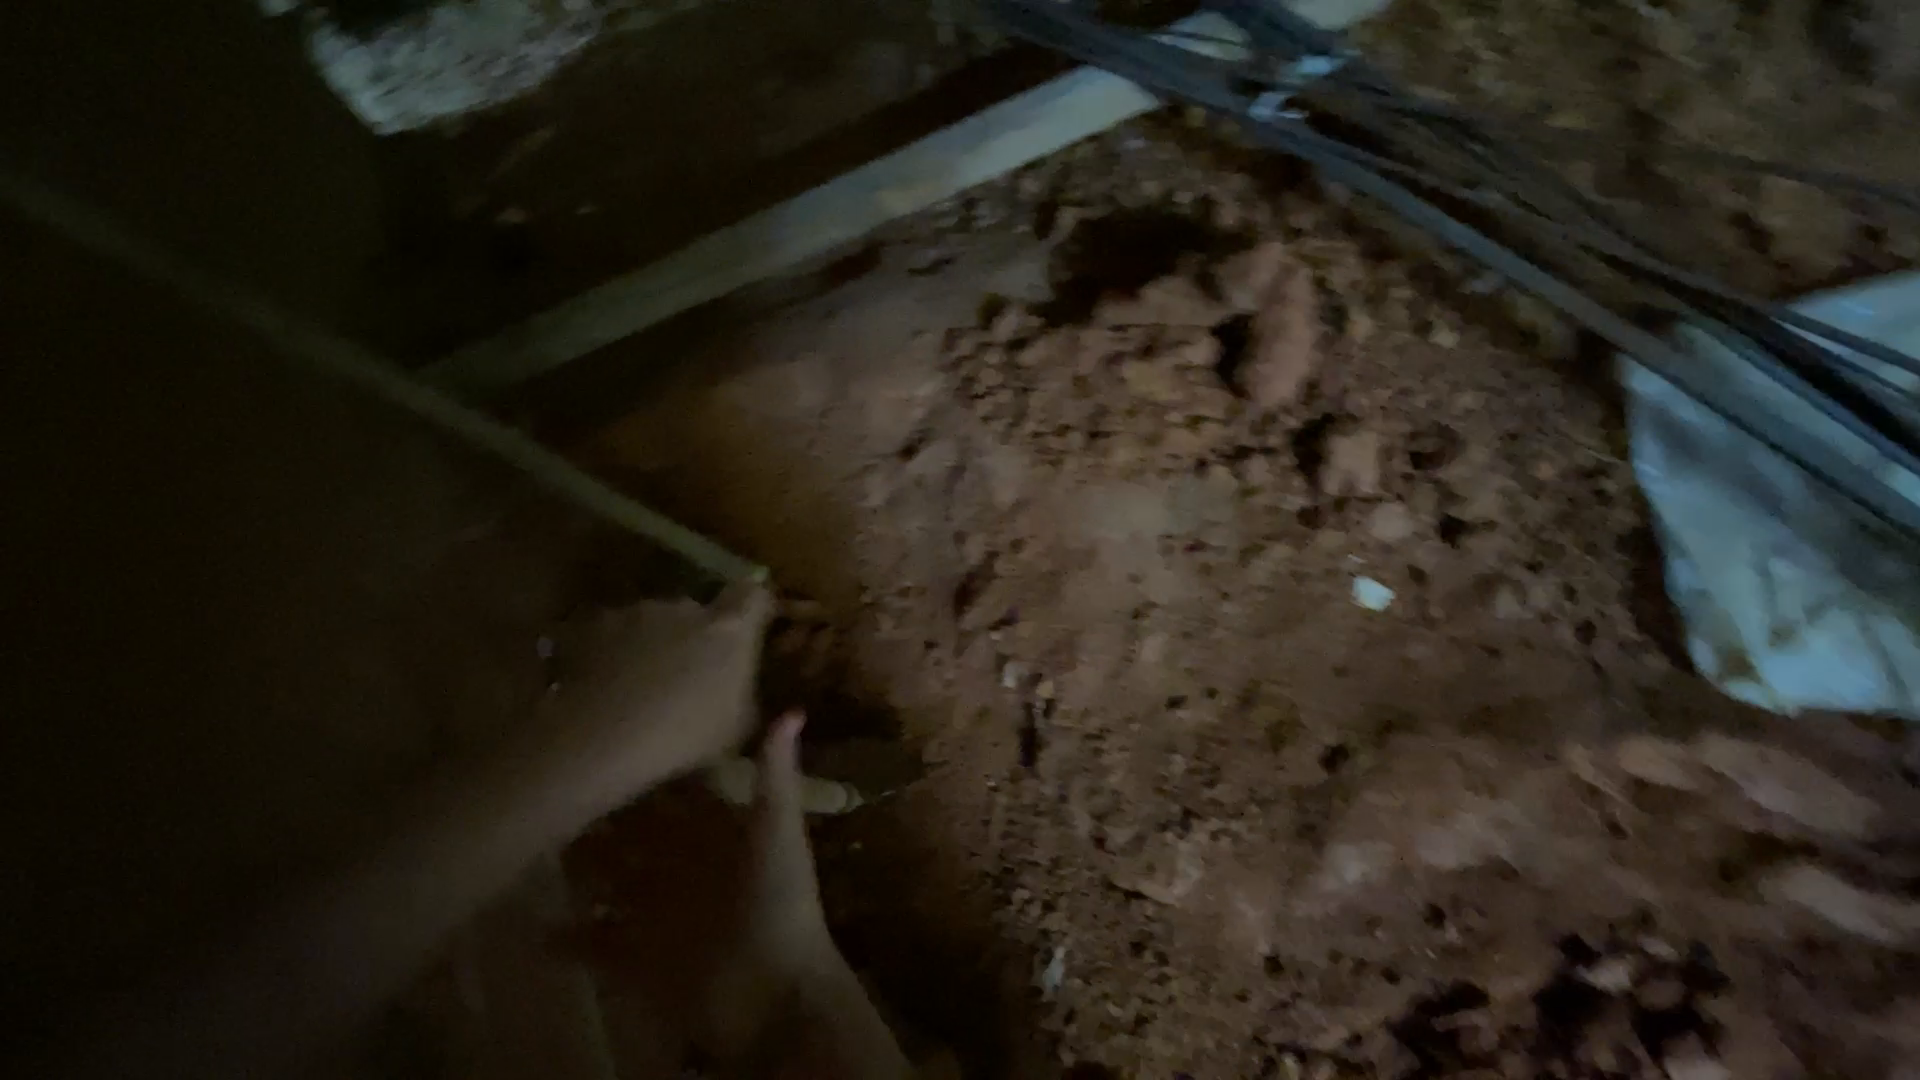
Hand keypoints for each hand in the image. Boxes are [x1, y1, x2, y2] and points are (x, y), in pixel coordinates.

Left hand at [546, 581, 774, 802]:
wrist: (602, 738)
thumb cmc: (685, 736)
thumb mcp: (740, 729)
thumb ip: (752, 697)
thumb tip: (761, 692)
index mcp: (731, 628)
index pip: (756, 594)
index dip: (756, 605)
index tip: (755, 625)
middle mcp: (687, 607)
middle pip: (700, 610)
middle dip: (698, 632)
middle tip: (691, 670)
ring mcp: (638, 612)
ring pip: (655, 620)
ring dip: (655, 641)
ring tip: (641, 682)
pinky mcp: (595, 624)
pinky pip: (613, 632)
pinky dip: (615, 650)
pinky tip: (606, 682)